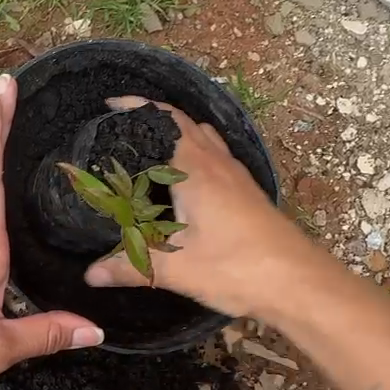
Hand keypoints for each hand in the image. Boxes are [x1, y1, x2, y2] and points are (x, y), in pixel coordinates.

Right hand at [83, 96, 316, 319]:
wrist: (299, 282)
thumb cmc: (238, 267)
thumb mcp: (176, 270)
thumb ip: (130, 267)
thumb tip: (90, 274)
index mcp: (196, 170)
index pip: (165, 120)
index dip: (137, 108)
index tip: (109, 106)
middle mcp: (218, 164)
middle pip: (184, 124)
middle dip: (153, 119)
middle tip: (121, 129)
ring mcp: (237, 177)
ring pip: (204, 139)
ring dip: (178, 134)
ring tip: (148, 149)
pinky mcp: (247, 194)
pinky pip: (215, 158)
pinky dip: (194, 154)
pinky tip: (183, 183)